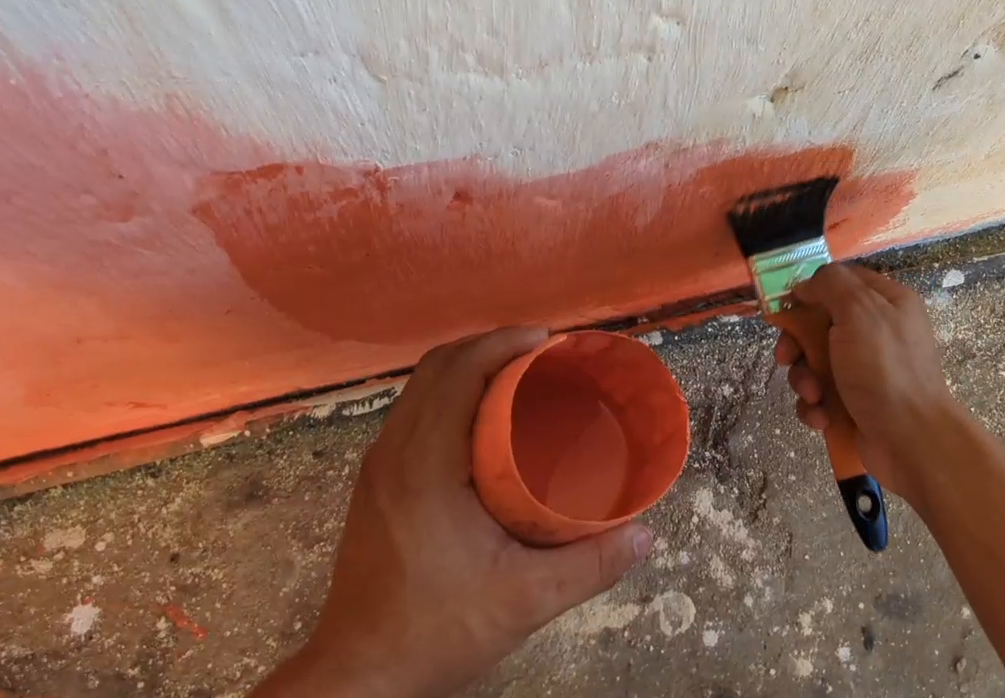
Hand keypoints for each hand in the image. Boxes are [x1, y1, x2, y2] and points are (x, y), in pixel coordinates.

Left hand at [256, 327, 652, 697]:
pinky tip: (478, 419)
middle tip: (538, 353)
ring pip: (418, 386)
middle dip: (487, 345)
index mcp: (425, 463)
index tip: (547, 340)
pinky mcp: (373, 483)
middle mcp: (394, 450)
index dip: (503, 343)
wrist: (359, 675)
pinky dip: (446, 393)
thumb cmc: (437, 629)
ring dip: (465, 367)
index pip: (459, 372)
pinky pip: (411, 411)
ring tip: (514, 376)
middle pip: (436, 366)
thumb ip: (589, 565)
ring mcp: (377, 465)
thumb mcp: (525, 600)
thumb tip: (645, 535)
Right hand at [773, 264, 956, 494]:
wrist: (911, 441)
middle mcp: (877, 332)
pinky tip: (822, 417)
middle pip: (819, 324)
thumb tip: (805, 286)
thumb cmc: (885, 368)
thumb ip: (830, 284)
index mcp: (887, 302)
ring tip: (814, 396)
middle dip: (798, 344)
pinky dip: (815, 407)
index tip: (786, 304)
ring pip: (814, 363)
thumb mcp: (860, 310)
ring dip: (804, 380)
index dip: (811, 289)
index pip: (841, 281)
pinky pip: (821, 396)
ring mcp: (865, 371)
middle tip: (787, 357)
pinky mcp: (854, 403)